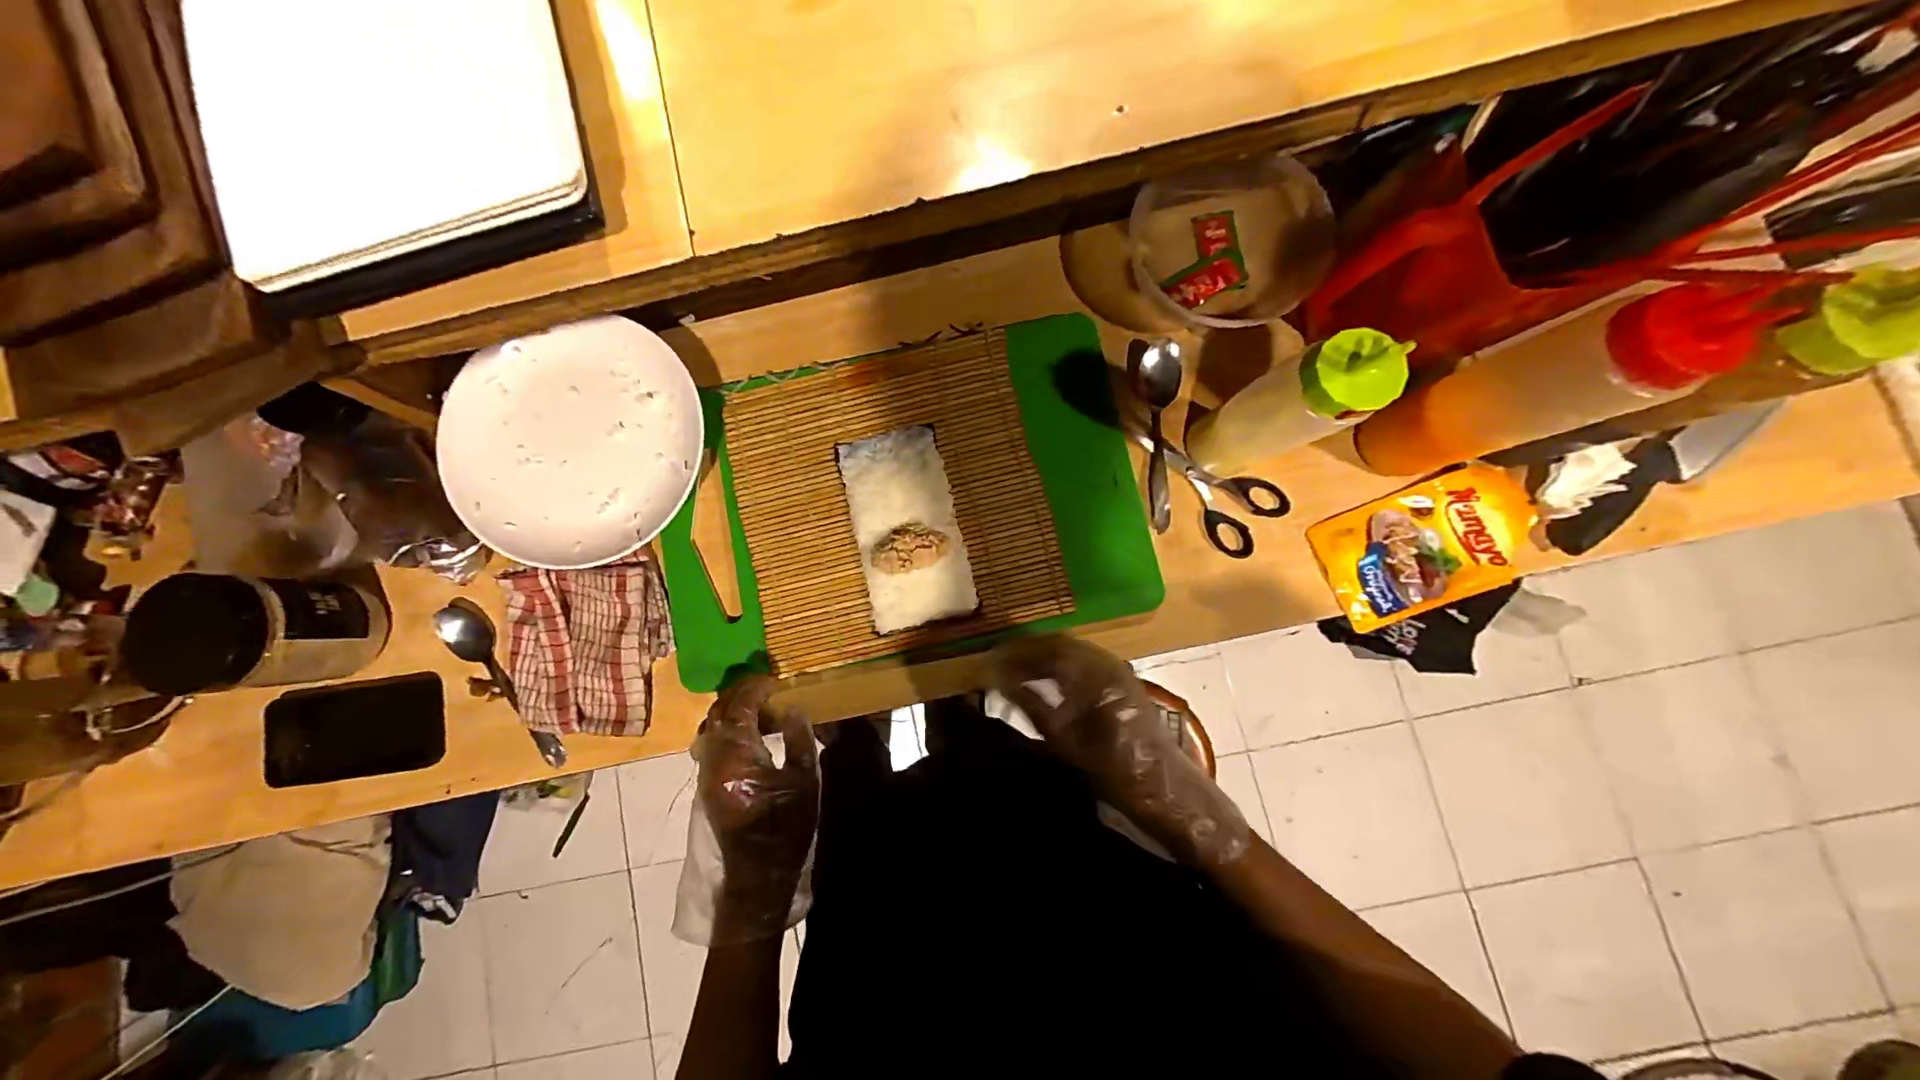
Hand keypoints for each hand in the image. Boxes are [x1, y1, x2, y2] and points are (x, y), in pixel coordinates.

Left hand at [692, 675, 819, 942]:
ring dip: (733, 711)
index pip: (740, 707)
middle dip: (741, 695)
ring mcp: (705, 774)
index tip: (776, 680)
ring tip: (761, 708)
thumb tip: (792, 709)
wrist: (757, 877)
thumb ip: (798, 740)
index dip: (756, 688)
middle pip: (719, 713)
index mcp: (736, 756)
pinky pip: (711, 744)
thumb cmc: (785, 829)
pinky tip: (751, 734)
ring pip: (711, 728)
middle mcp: (713, 760)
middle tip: (768, 688)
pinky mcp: (707, 786)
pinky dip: (728, 729)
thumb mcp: (804, 783)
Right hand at [989, 634, 1249, 869]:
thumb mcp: (1065, 741)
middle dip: (1027, 651)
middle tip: (999, 663)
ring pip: (1072, 651)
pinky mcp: (1124, 682)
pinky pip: (1085, 662)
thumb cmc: (1116, 769)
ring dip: (1043, 657)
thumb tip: (998, 677)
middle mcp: (1108, 662)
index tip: (990, 658)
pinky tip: (1046, 682)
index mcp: (1094, 673)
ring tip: (1017, 672)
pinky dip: (1061, 666)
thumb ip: (1030, 704)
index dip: (1016, 651)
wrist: (1167, 790)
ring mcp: (1119, 670)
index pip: (1047, 647)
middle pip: (1059, 644)